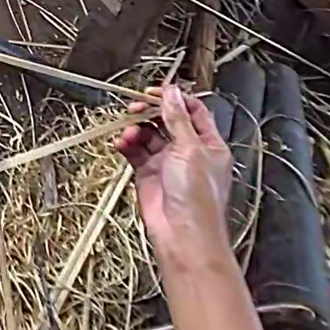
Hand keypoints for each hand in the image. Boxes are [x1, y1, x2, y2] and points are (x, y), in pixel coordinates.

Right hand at [115, 85, 232, 272]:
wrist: (183, 238)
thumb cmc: (197, 197)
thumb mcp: (190, 149)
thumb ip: (177, 118)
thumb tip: (171, 92)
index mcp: (208, 143)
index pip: (192, 110)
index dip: (174, 98)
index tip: (155, 91)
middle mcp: (189, 151)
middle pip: (168, 120)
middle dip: (151, 111)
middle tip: (135, 107)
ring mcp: (168, 163)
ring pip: (149, 135)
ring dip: (137, 129)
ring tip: (128, 131)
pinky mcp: (149, 175)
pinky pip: (136, 153)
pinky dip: (128, 145)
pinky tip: (121, 143)